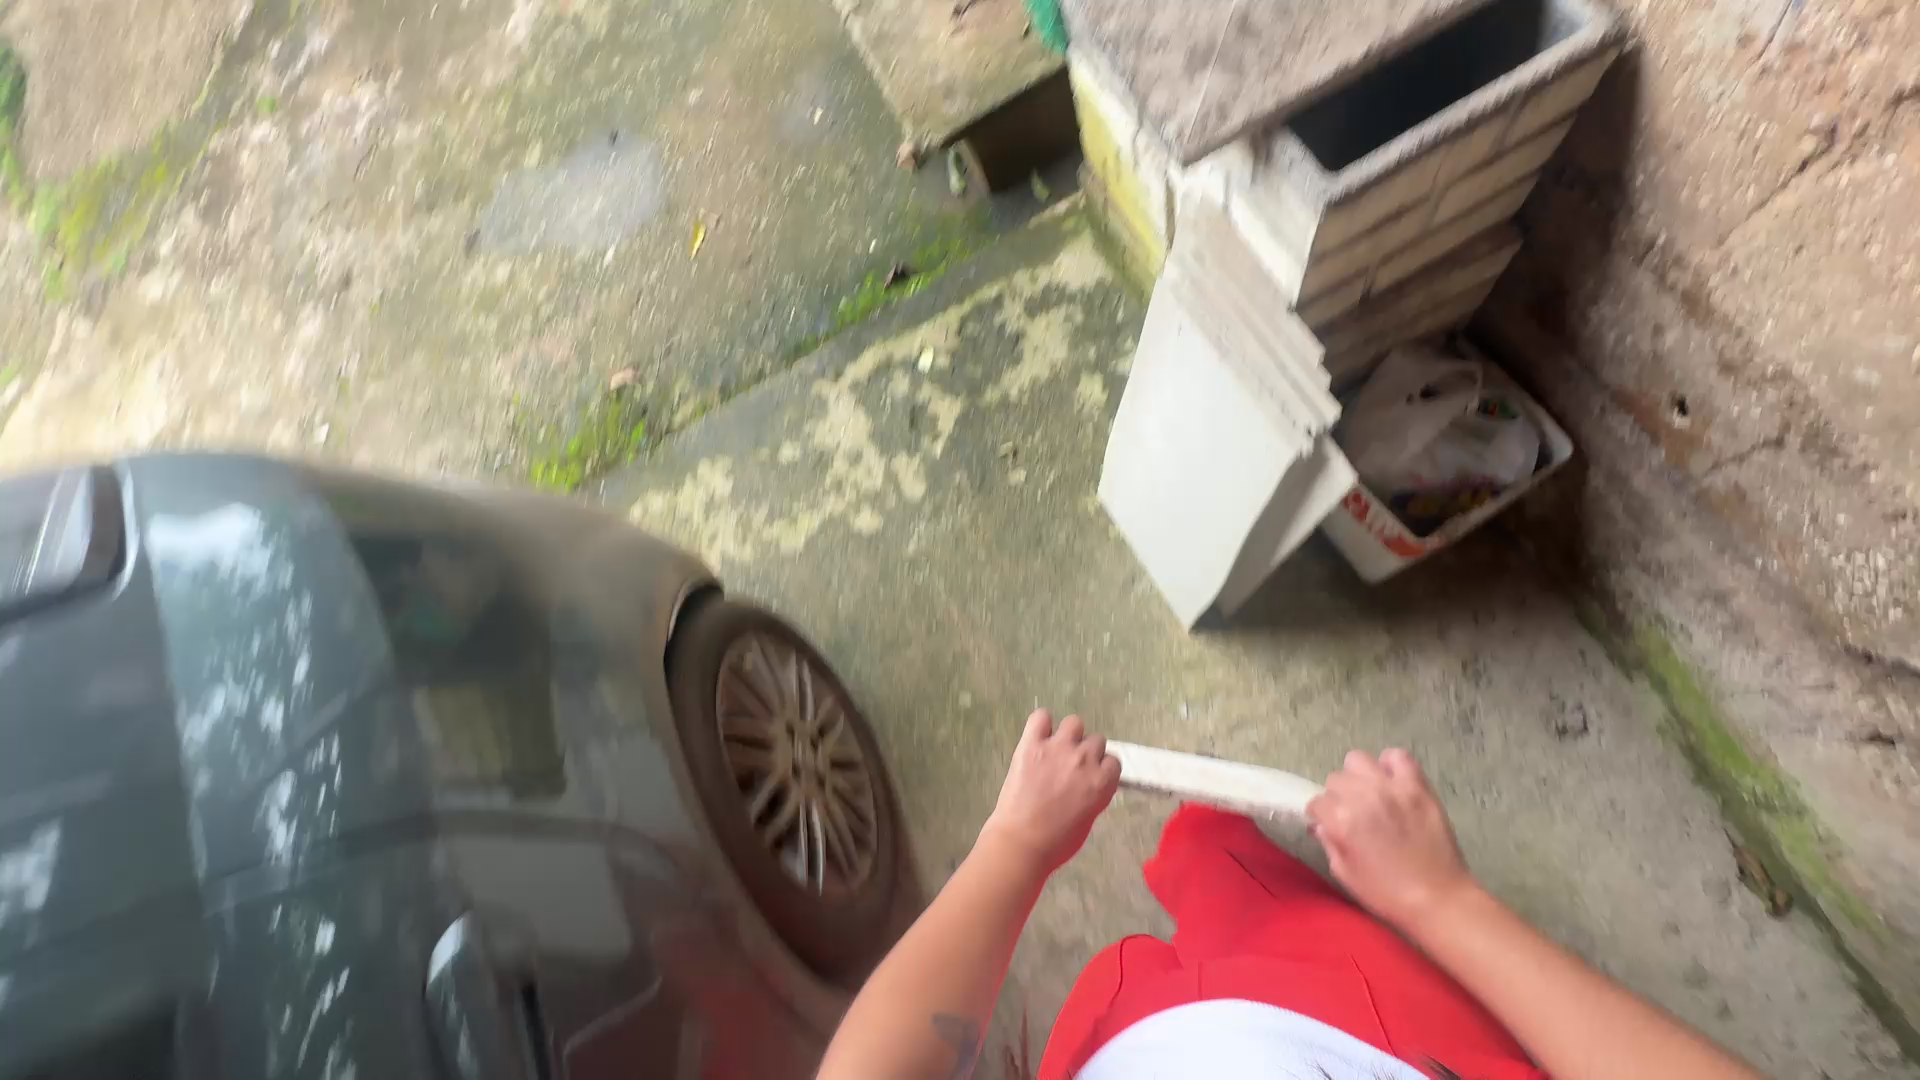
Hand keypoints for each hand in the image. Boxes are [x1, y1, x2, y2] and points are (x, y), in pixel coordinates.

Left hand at [979, 710, 1121, 875]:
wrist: (1021, 842)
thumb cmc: (1057, 842)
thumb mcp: (1088, 819)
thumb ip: (1094, 794)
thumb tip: (1089, 783)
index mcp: (1102, 782)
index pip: (1113, 761)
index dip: (1101, 768)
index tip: (1090, 776)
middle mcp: (1084, 759)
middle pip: (1096, 740)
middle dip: (1086, 752)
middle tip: (1070, 766)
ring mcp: (1058, 748)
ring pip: (1074, 723)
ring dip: (1068, 735)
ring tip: (1055, 749)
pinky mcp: (1032, 743)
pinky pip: (1041, 717)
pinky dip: (1041, 724)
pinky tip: (1038, 737)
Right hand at [1307, 749, 1478, 931]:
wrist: (1440, 900)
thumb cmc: (1387, 893)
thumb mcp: (1345, 874)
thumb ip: (1329, 843)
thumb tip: (1322, 825)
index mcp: (1341, 820)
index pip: (1317, 803)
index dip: (1322, 816)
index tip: (1331, 826)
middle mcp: (1363, 797)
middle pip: (1335, 779)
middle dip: (1339, 797)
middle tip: (1353, 814)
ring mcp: (1392, 789)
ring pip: (1358, 761)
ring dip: (1359, 777)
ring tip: (1371, 794)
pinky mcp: (1418, 788)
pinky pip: (1398, 757)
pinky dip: (1391, 765)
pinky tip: (1393, 782)